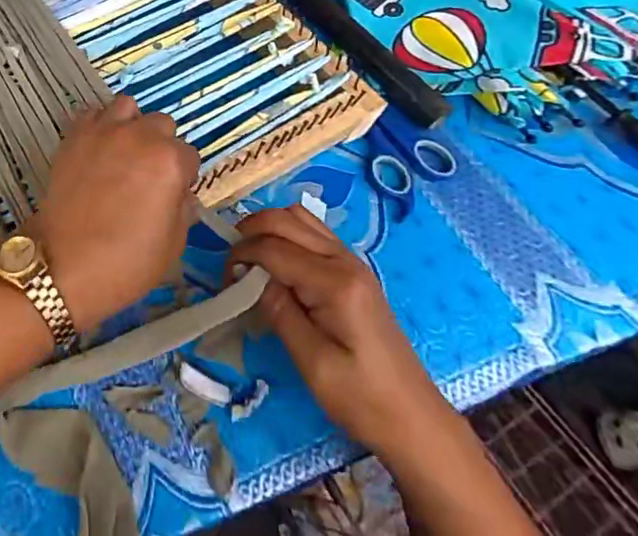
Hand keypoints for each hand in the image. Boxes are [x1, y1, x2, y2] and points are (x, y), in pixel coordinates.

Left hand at [34, 96, 198, 331]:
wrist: (64, 264)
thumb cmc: (126, 262)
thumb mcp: (173, 244)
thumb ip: (184, 209)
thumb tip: (180, 194)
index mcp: (170, 161)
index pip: (188, 156)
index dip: (182, 176)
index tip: (171, 194)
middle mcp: (140, 136)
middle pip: (161, 124)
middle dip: (160, 145)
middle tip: (147, 174)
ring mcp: (104, 131)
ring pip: (128, 107)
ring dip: (131, 125)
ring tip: (123, 151)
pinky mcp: (75, 135)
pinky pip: (93, 113)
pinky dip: (99, 124)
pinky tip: (98, 148)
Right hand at [229, 206, 441, 451]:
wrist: (414, 419)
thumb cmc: (362, 399)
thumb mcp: (313, 363)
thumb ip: (279, 311)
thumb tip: (248, 275)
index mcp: (336, 283)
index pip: (274, 247)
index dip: (241, 257)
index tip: (223, 281)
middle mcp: (345, 260)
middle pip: (286, 219)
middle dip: (249, 232)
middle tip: (230, 265)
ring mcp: (352, 261)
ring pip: (300, 218)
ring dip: (268, 229)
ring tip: (248, 260)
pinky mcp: (352, 270)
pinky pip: (312, 233)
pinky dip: (286, 236)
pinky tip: (275, 264)